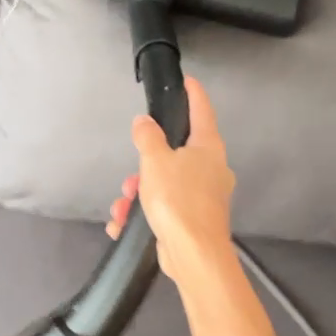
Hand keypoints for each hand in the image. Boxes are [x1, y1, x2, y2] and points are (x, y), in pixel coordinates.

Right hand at [105, 76, 234, 281]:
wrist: (194, 255)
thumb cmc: (178, 200)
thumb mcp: (155, 161)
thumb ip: (147, 137)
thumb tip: (144, 122)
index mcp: (209, 148)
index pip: (202, 110)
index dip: (193, 93)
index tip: (185, 81)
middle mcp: (211, 169)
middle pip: (175, 153)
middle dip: (145, 166)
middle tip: (131, 178)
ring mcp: (204, 196)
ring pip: (164, 183)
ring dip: (139, 194)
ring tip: (124, 207)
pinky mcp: (193, 220)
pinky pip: (164, 208)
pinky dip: (143, 214)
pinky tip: (123, 225)